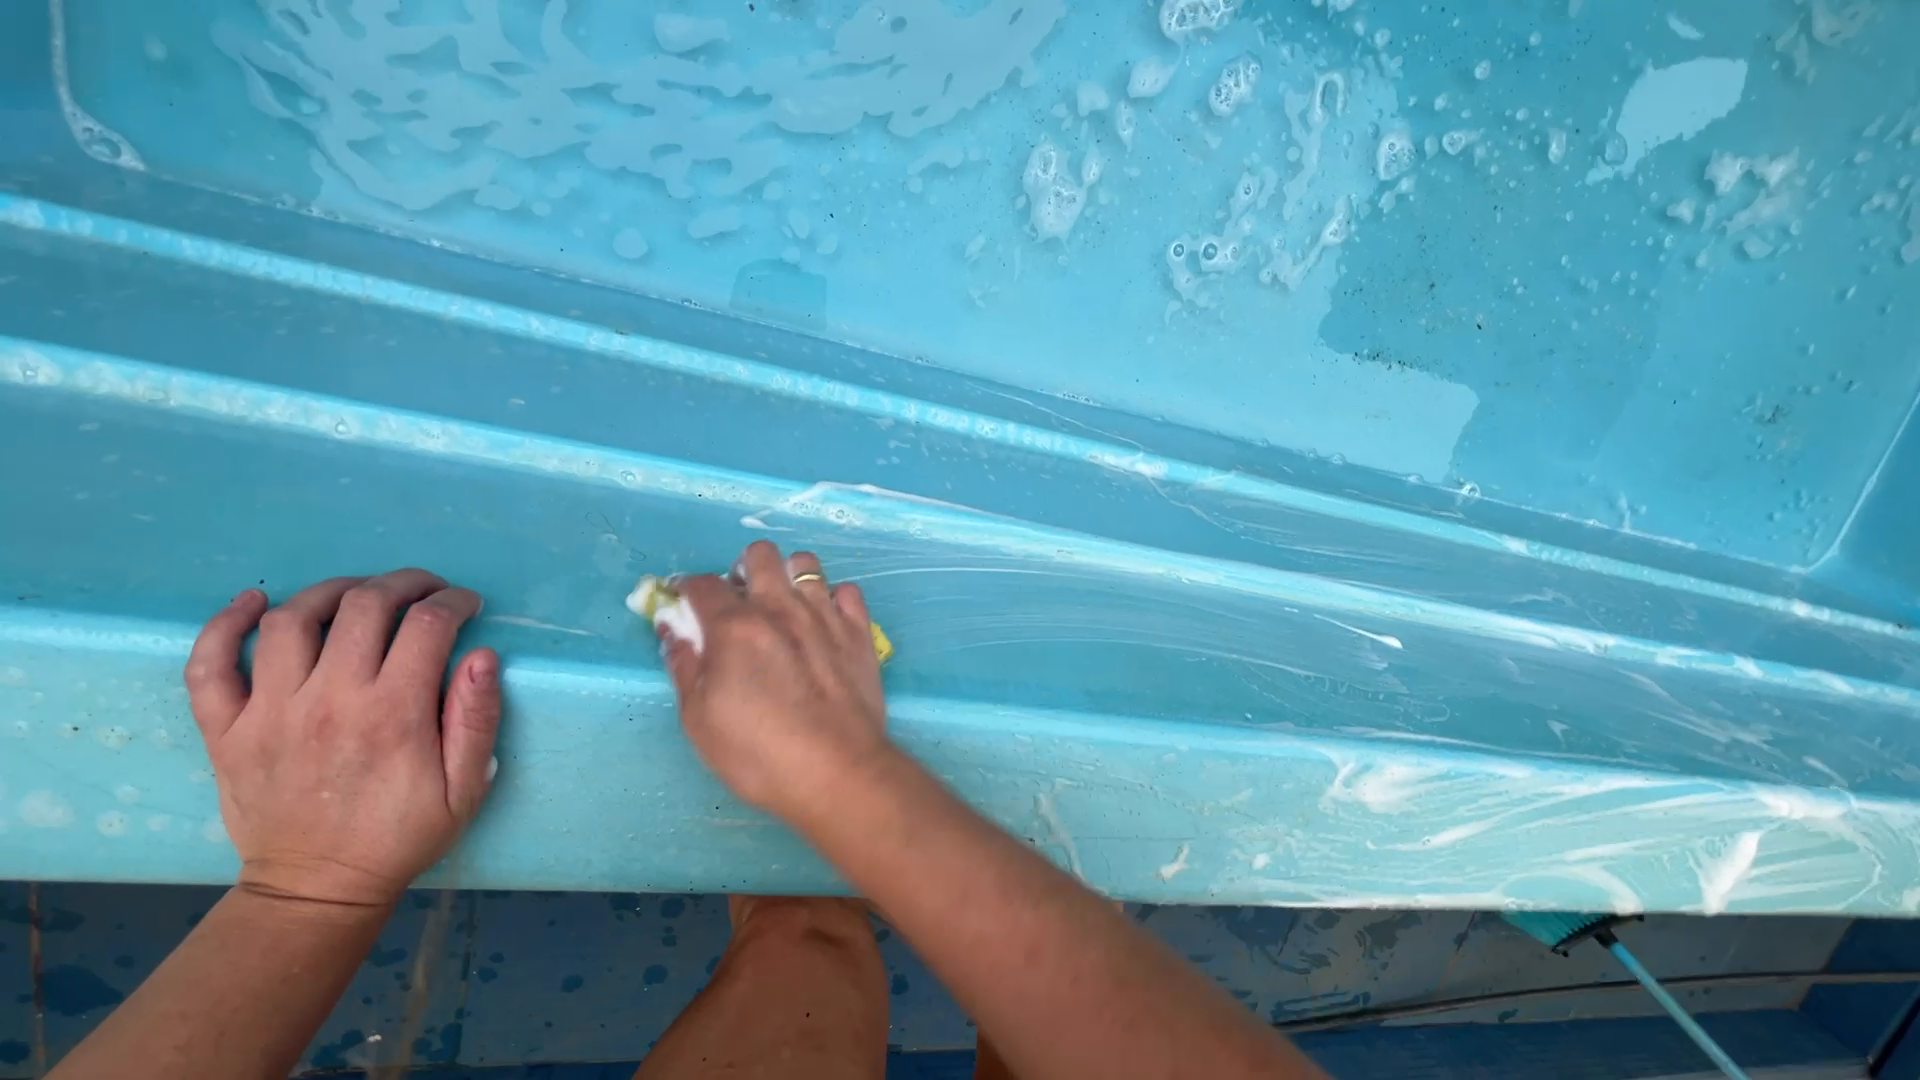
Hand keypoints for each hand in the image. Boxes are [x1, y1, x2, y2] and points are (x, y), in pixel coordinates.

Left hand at [184, 569, 500, 908]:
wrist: (317, 887)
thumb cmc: (403, 834)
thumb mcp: (467, 787)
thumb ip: (477, 719)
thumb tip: (482, 656)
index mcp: (394, 713)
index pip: (427, 624)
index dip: (454, 601)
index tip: (468, 605)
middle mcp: (330, 699)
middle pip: (364, 605)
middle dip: (404, 583)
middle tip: (426, 590)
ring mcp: (269, 712)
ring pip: (292, 619)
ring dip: (333, 591)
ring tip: (361, 594)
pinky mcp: (225, 729)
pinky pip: (208, 664)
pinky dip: (224, 624)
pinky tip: (254, 603)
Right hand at [661, 541, 889, 821]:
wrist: (838, 772)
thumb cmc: (759, 754)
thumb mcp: (699, 720)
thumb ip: (685, 666)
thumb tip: (674, 632)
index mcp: (735, 626)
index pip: (702, 584)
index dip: (687, 590)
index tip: (685, 604)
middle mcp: (781, 607)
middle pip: (760, 555)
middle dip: (743, 571)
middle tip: (741, 604)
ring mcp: (826, 615)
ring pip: (806, 564)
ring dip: (790, 577)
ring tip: (785, 607)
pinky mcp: (860, 631)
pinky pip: (848, 591)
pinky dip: (834, 599)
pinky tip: (826, 623)